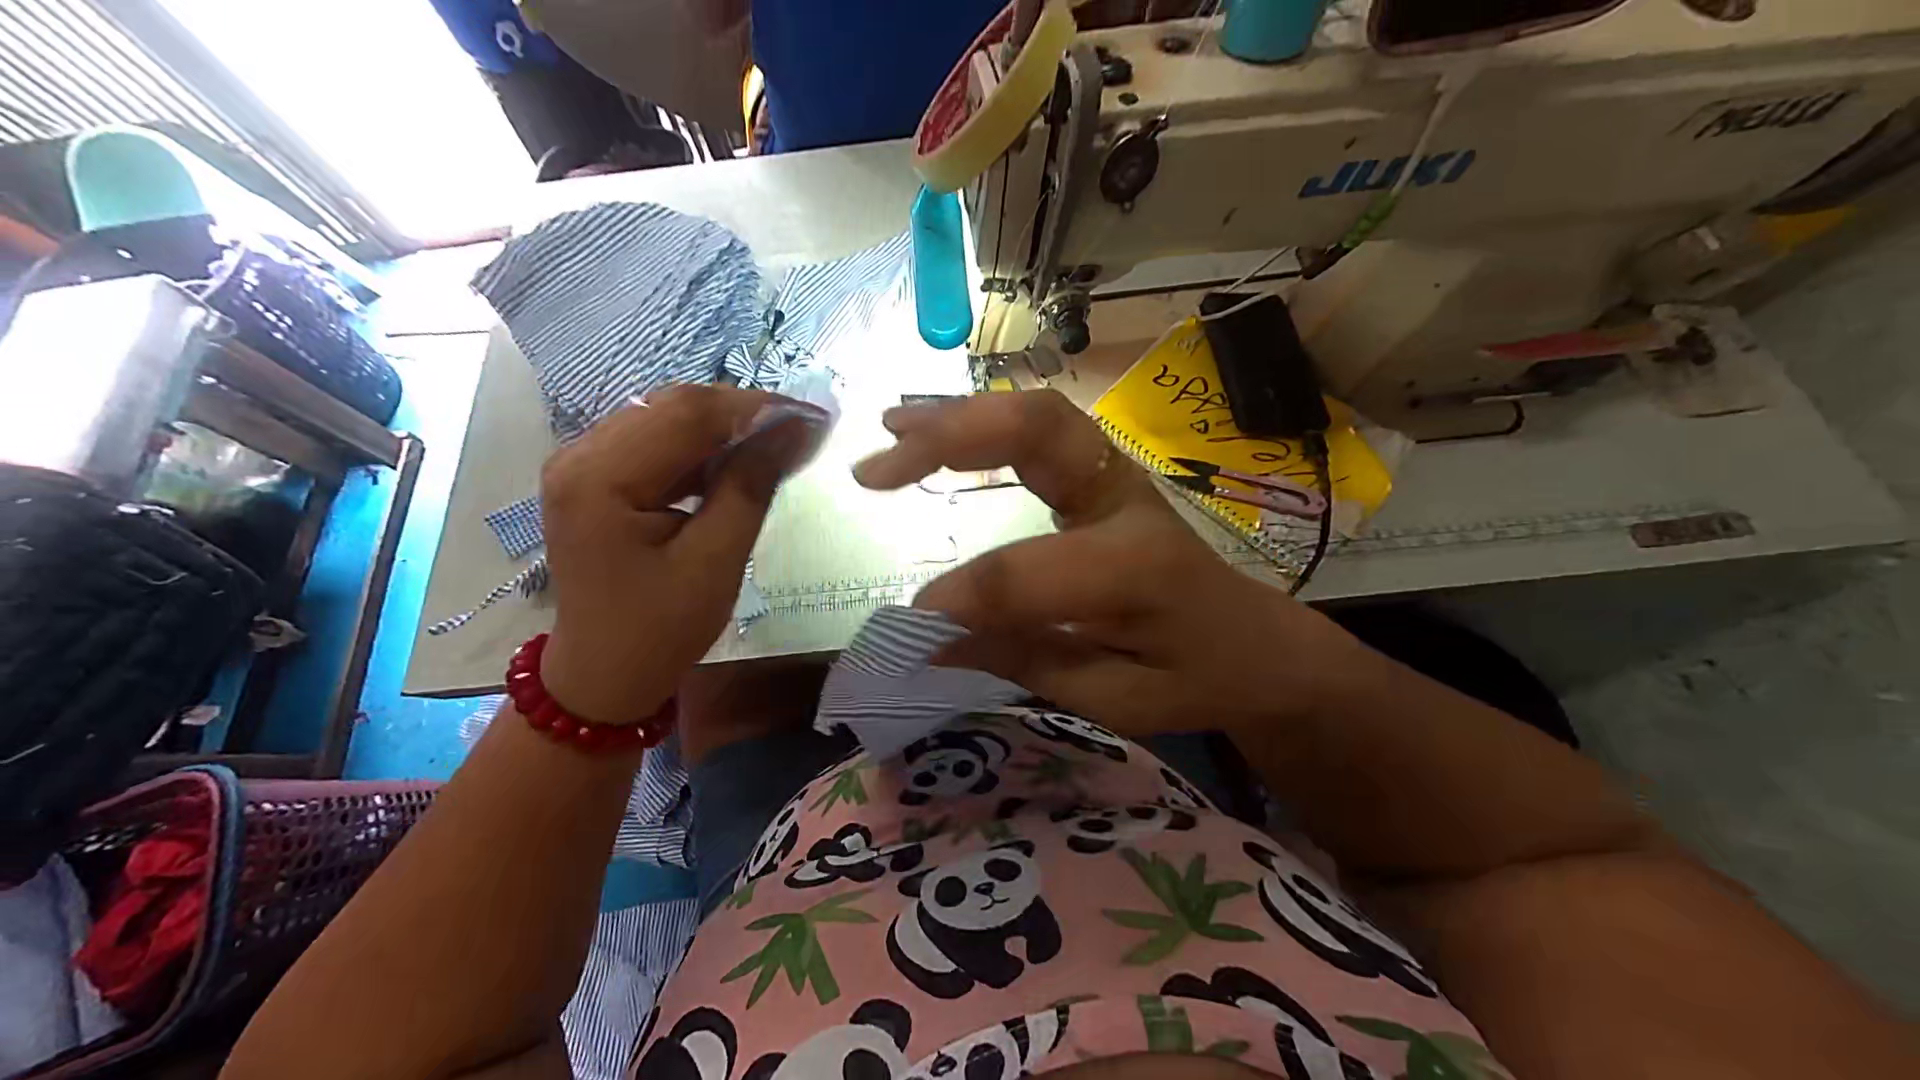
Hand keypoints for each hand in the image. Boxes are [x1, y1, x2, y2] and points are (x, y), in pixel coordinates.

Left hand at [538, 385, 819, 724]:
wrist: (605, 674)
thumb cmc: (661, 629)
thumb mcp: (716, 560)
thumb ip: (749, 485)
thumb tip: (791, 429)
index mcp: (600, 478)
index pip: (687, 415)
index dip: (756, 408)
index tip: (813, 418)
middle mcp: (579, 455)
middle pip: (673, 407)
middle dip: (743, 413)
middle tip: (802, 429)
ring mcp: (582, 463)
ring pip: (666, 418)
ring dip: (726, 427)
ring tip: (778, 443)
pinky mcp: (594, 477)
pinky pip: (656, 442)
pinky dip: (702, 446)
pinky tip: (737, 461)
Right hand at [852, 389, 1359, 737]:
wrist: (1254, 641)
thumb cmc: (1192, 677)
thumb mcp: (1115, 698)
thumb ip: (1023, 661)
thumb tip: (929, 643)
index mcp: (1141, 568)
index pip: (1030, 570)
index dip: (963, 597)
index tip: (911, 626)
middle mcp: (1127, 501)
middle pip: (1039, 432)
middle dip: (950, 440)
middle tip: (874, 470)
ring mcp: (1116, 477)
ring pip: (1036, 414)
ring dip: (957, 417)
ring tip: (889, 432)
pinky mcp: (1101, 474)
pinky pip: (1039, 430)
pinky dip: (980, 424)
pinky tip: (931, 434)